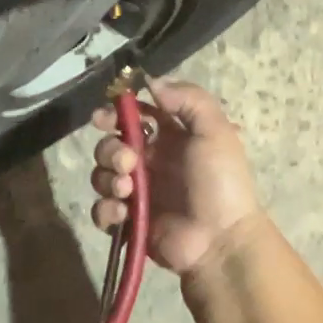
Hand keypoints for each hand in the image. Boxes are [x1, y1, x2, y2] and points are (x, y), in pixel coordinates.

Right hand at [90, 79, 264, 276]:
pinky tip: (124, 214)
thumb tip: (151, 82)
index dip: (115, 114)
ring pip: (102, 176)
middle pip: (110, 146)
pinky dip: (106, 209)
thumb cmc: (221, 183)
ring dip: (108, 179)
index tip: (104, 118)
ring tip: (128, 191)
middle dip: (110, 150)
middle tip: (128, 163)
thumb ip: (188, 100)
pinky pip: (101, 210)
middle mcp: (150, 163)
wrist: (220, 239)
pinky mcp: (127, 222)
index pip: (134, 117)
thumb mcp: (216, 132)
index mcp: (170, 139)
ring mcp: (136, 194)